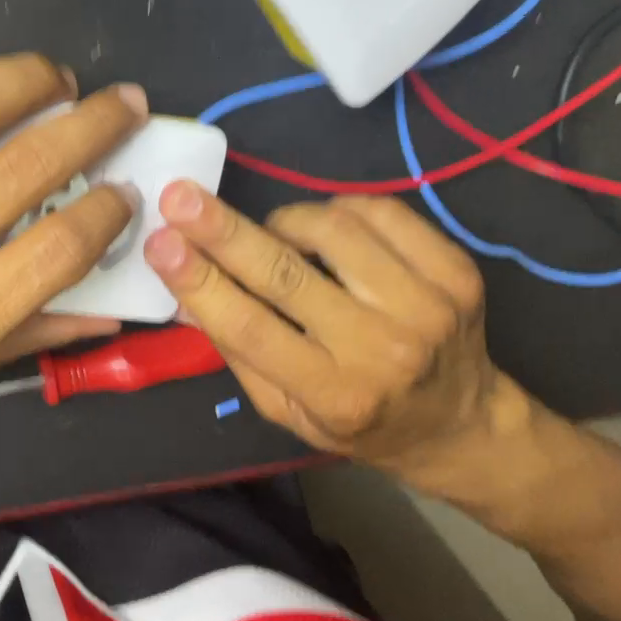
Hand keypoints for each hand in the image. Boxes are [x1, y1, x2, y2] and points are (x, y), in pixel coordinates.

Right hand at [143, 183, 507, 475]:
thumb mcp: (286, 411)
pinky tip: (327, 230)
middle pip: (287, 274)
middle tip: (179, 196)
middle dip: (223, 229)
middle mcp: (383, 350)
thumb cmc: (357, 422)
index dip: (200, 282)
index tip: (160, 242)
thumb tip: (184, 289)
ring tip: (276, 237)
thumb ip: (237, 351)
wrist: (460, 424)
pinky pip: (380, 210)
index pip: (251, 328)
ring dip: (286, 222)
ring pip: (334, 229)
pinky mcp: (456, 270)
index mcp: (334, 395)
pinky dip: (338, 210)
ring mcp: (427, 306)